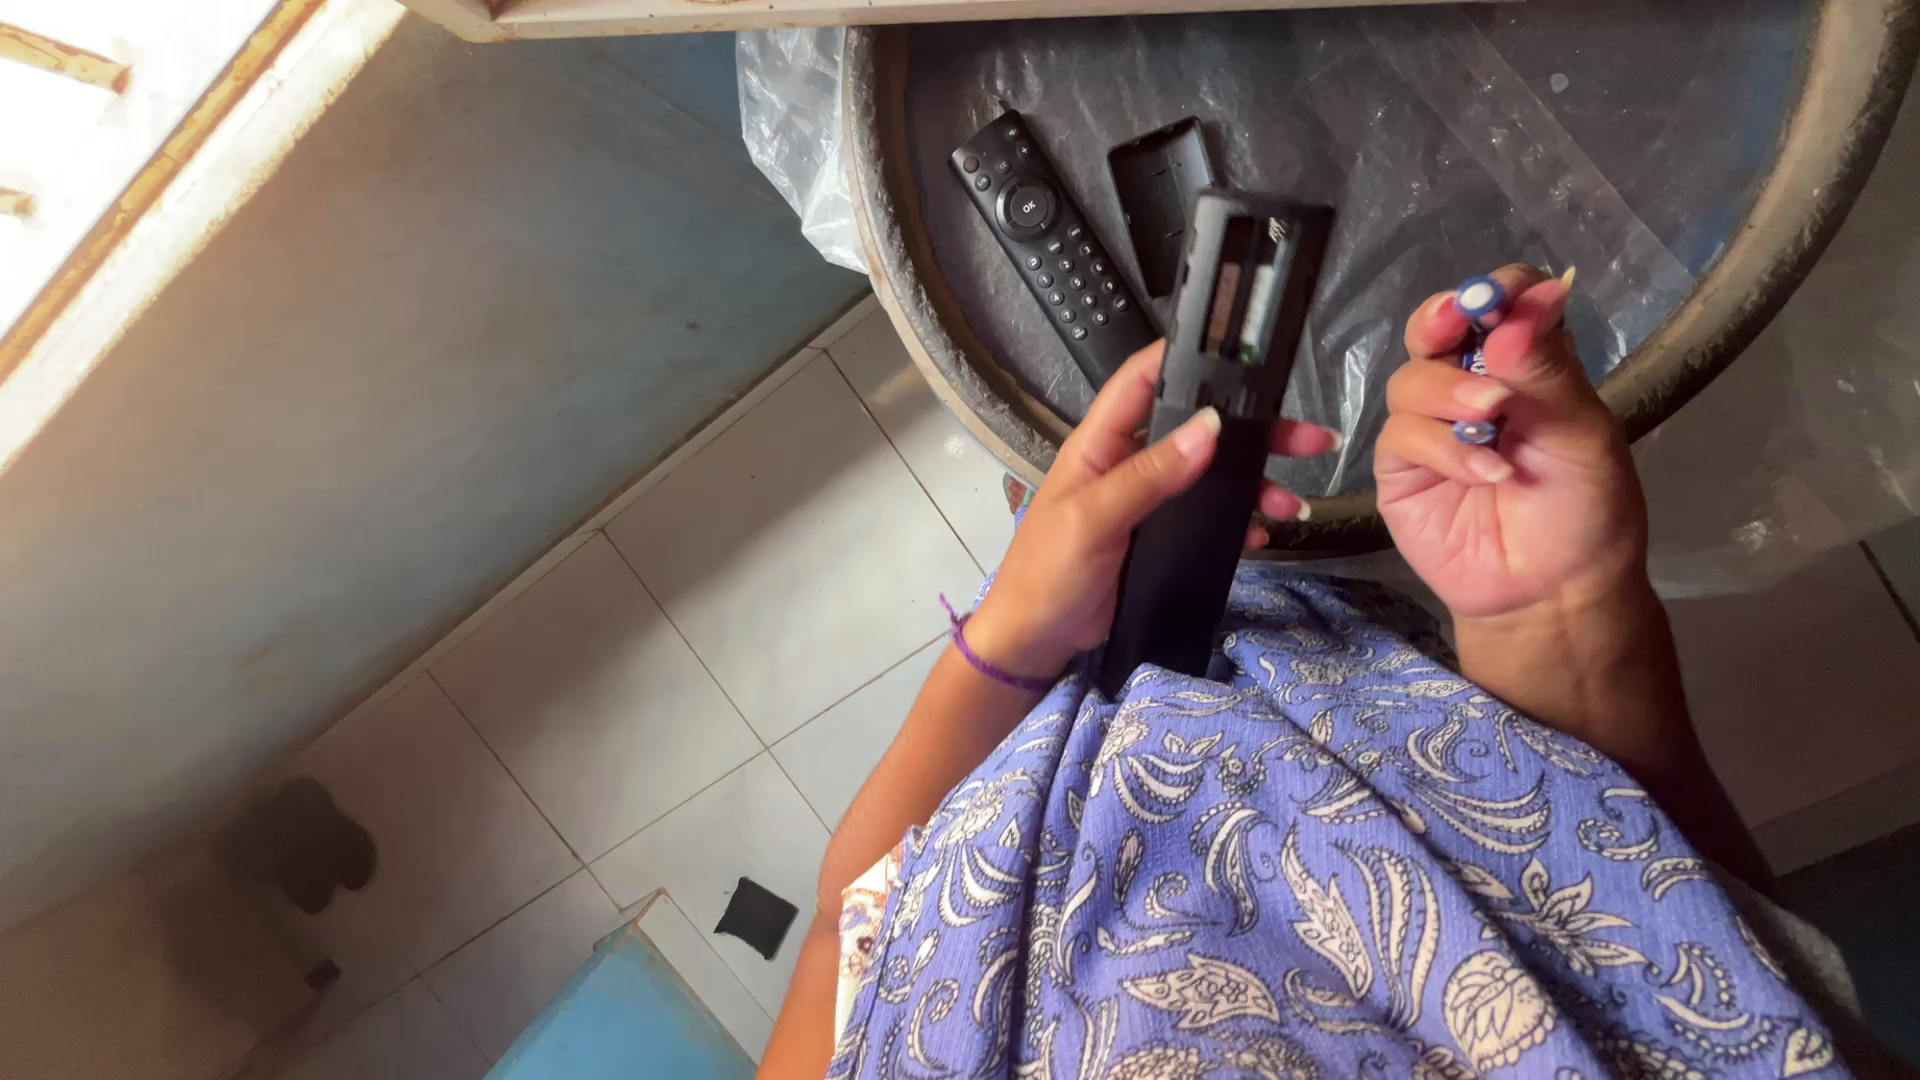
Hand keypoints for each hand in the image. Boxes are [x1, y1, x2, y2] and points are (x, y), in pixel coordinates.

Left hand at [966, 342, 1338, 678]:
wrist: (1037, 638)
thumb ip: (1149, 476)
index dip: (1184, 357)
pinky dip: (1236, 522)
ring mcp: (1145, 502)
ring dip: (1253, 483)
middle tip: (1308, 438)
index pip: (1141, 382)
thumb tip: (1210, 426)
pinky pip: (1206, 518)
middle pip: (1193, 429)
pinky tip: (1261, 535)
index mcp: (1100, 445)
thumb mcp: (1094, 519)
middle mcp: (1127, 464)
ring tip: (1291, 503)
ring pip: (1208, 475)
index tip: (1242, 351)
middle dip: (1251, 430)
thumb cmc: (1048, 572)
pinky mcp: (1158, 537)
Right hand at [1375, 264, 1648, 621]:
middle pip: (1434, 331)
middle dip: (1440, 319)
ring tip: (1489, 422)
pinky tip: (1483, 473)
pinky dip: (1441, 449)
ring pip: (1409, 380)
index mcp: (1523, 369)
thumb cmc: (1583, 509)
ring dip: (1447, 393)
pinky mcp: (1398, 467)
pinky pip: (1400, 436)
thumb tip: (1524, 305)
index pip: (1499, 310)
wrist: (1546, 588)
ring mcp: (1427, 427)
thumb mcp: (1582, 434)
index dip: (1496, 292)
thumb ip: (1548, 372)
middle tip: (1457, 322)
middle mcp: (1468, 389)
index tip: (1505, 297)